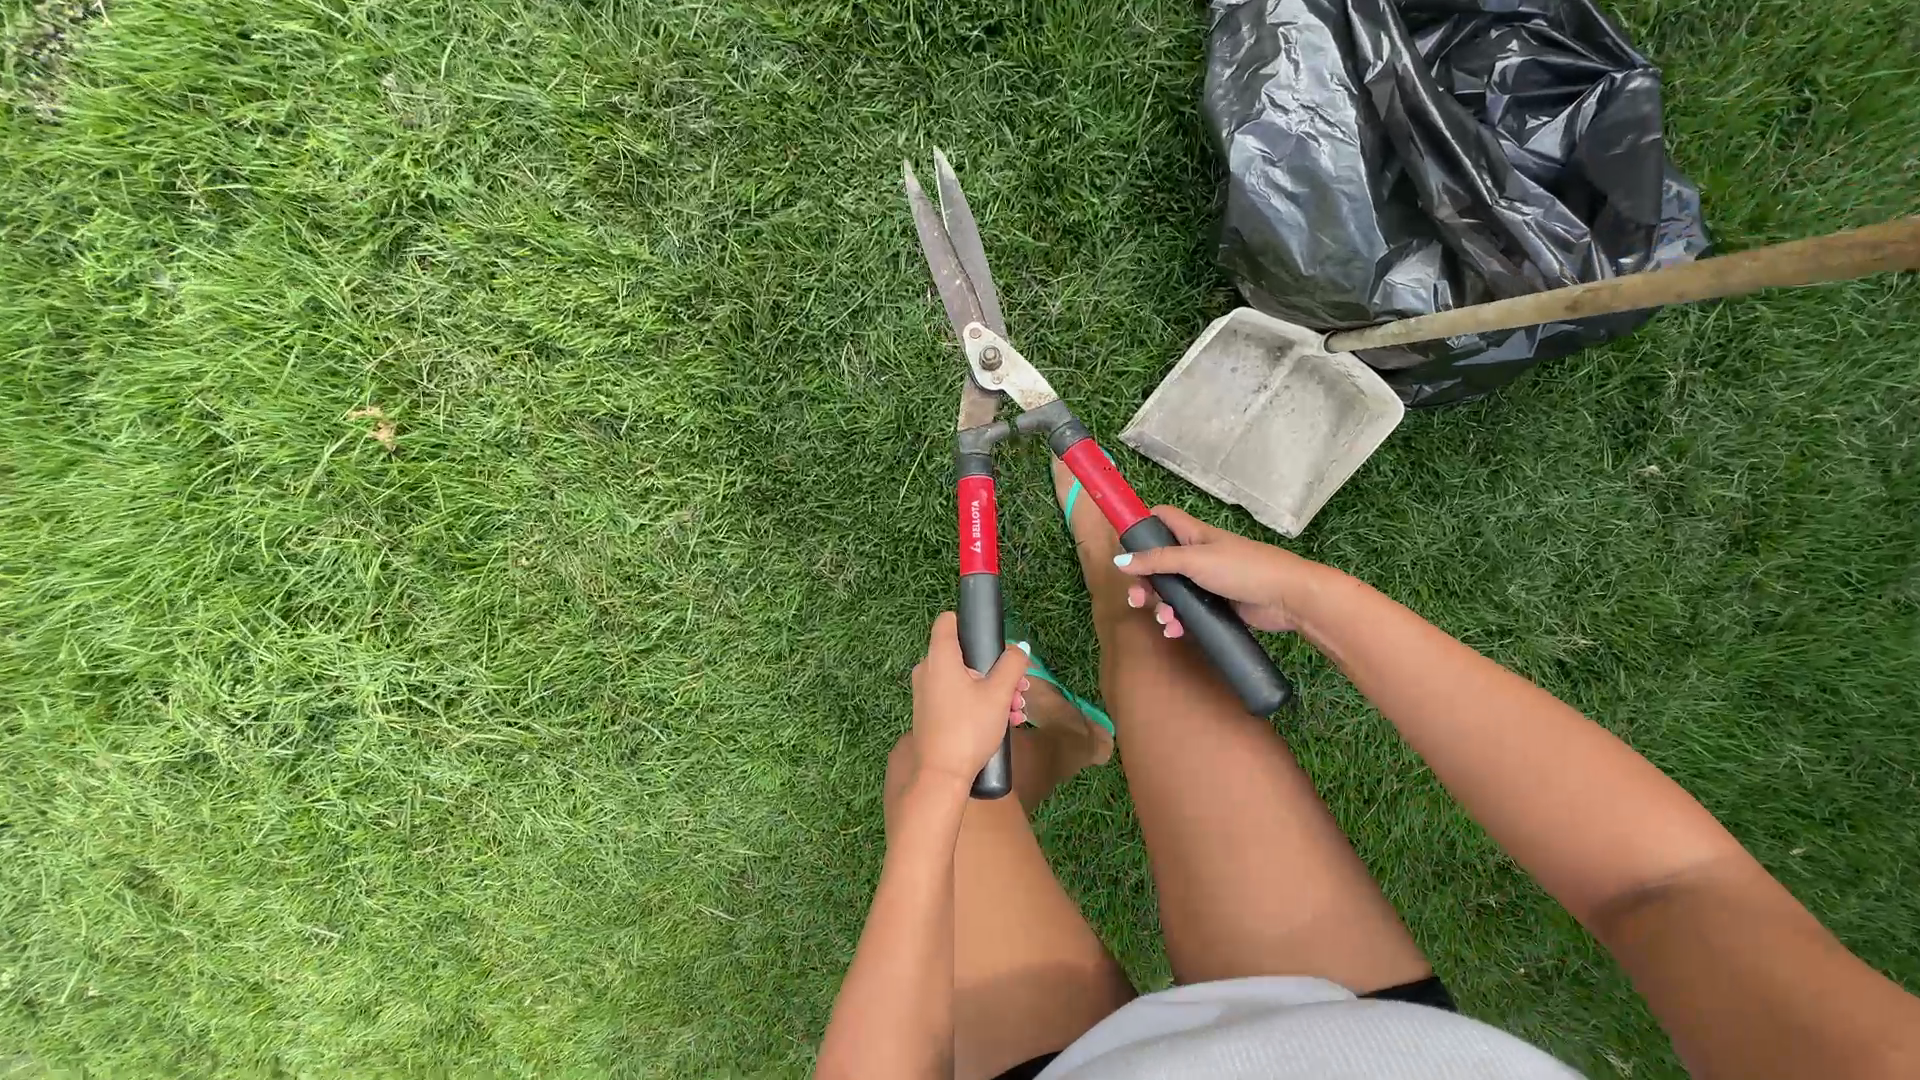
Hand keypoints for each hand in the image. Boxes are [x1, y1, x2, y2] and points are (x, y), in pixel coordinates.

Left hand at [905, 612, 1030, 787]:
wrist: (942, 775)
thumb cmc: (969, 728)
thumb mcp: (999, 694)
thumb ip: (1012, 665)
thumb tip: (1019, 648)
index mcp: (939, 657)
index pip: (948, 621)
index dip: (970, 623)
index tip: (993, 641)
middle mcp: (928, 670)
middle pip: (965, 655)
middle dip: (996, 669)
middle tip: (1020, 688)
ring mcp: (927, 693)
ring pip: (965, 679)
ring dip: (994, 690)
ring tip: (1017, 710)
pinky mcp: (930, 713)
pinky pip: (958, 697)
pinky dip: (980, 703)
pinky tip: (1005, 722)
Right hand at [1111, 505, 1329, 636]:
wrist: (1287, 598)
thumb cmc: (1243, 568)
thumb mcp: (1195, 560)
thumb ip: (1157, 560)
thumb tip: (1119, 561)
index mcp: (1193, 535)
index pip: (1162, 519)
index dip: (1142, 525)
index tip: (1124, 543)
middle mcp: (1196, 556)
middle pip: (1157, 563)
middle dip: (1144, 581)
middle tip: (1136, 598)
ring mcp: (1205, 583)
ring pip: (1170, 592)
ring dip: (1160, 606)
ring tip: (1164, 619)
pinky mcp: (1214, 607)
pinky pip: (1186, 613)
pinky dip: (1177, 621)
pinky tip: (1176, 630)